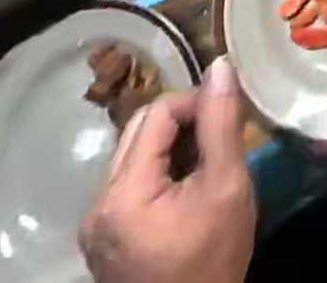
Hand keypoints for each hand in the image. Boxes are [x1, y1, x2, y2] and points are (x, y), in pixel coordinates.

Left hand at [79, 55, 255, 282]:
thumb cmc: (212, 262)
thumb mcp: (226, 187)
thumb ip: (221, 122)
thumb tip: (221, 64)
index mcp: (122, 193)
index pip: (157, 113)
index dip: (196, 103)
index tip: (228, 116)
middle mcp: (97, 204)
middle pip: (141, 129)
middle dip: (184, 121)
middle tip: (220, 138)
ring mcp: (97, 223)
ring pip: (137, 151)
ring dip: (174, 144)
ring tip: (208, 162)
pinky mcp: (105, 237)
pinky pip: (133, 179)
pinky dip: (163, 170)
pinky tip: (189, 186)